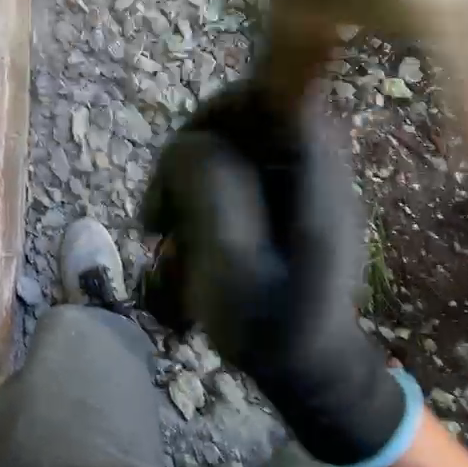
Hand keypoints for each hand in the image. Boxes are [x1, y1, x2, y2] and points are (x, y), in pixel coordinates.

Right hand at [142, 85, 413, 466]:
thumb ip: (213, 195)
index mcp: (312, 173)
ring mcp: (283, 180)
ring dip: (178, 177)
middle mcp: (301, 164)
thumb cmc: (274, 329)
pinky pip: (216, 169)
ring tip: (155, 226)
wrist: (304, 371)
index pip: (274, 95)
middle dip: (188, 152)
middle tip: (159, 205)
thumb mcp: (236, 268)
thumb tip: (187, 142)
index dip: (227, 105)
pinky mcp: (263, 196)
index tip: (186, 147)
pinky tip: (168, 230)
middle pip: (236, 117)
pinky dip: (185, 192)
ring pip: (218, 143)